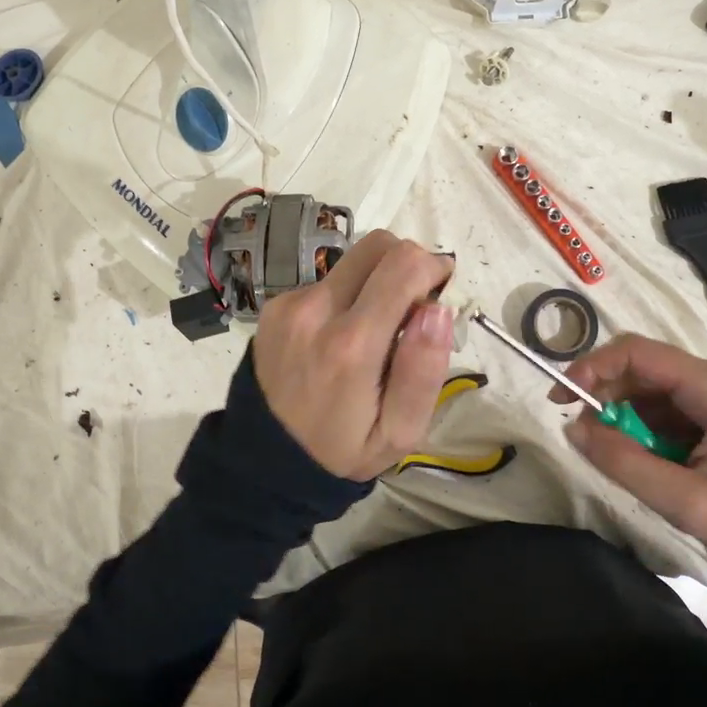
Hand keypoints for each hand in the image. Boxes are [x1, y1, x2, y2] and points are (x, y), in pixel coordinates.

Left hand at [253, 231, 455, 481]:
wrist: (266, 461)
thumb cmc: (343, 450)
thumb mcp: (400, 432)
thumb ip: (424, 370)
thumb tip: (438, 309)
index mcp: (351, 344)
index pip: (404, 264)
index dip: (434, 270)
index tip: (440, 298)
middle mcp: (316, 310)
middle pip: (379, 245)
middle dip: (408, 265)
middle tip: (414, 308)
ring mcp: (290, 304)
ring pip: (352, 261)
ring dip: (376, 282)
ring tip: (376, 332)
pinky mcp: (275, 306)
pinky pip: (327, 282)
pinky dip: (346, 297)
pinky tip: (341, 339)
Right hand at [555, 336, 706, 565]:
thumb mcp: (687, 501)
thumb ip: (625, 463)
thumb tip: (573, 428)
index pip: (637, 352)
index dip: (592, 368)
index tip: (563, 401)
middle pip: (641, 366)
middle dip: (603, 394)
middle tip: (582, 433)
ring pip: (651, 387)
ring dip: (622, 413)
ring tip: (613, 452)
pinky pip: (667, 406)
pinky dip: (643, 425)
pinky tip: (642, 456)